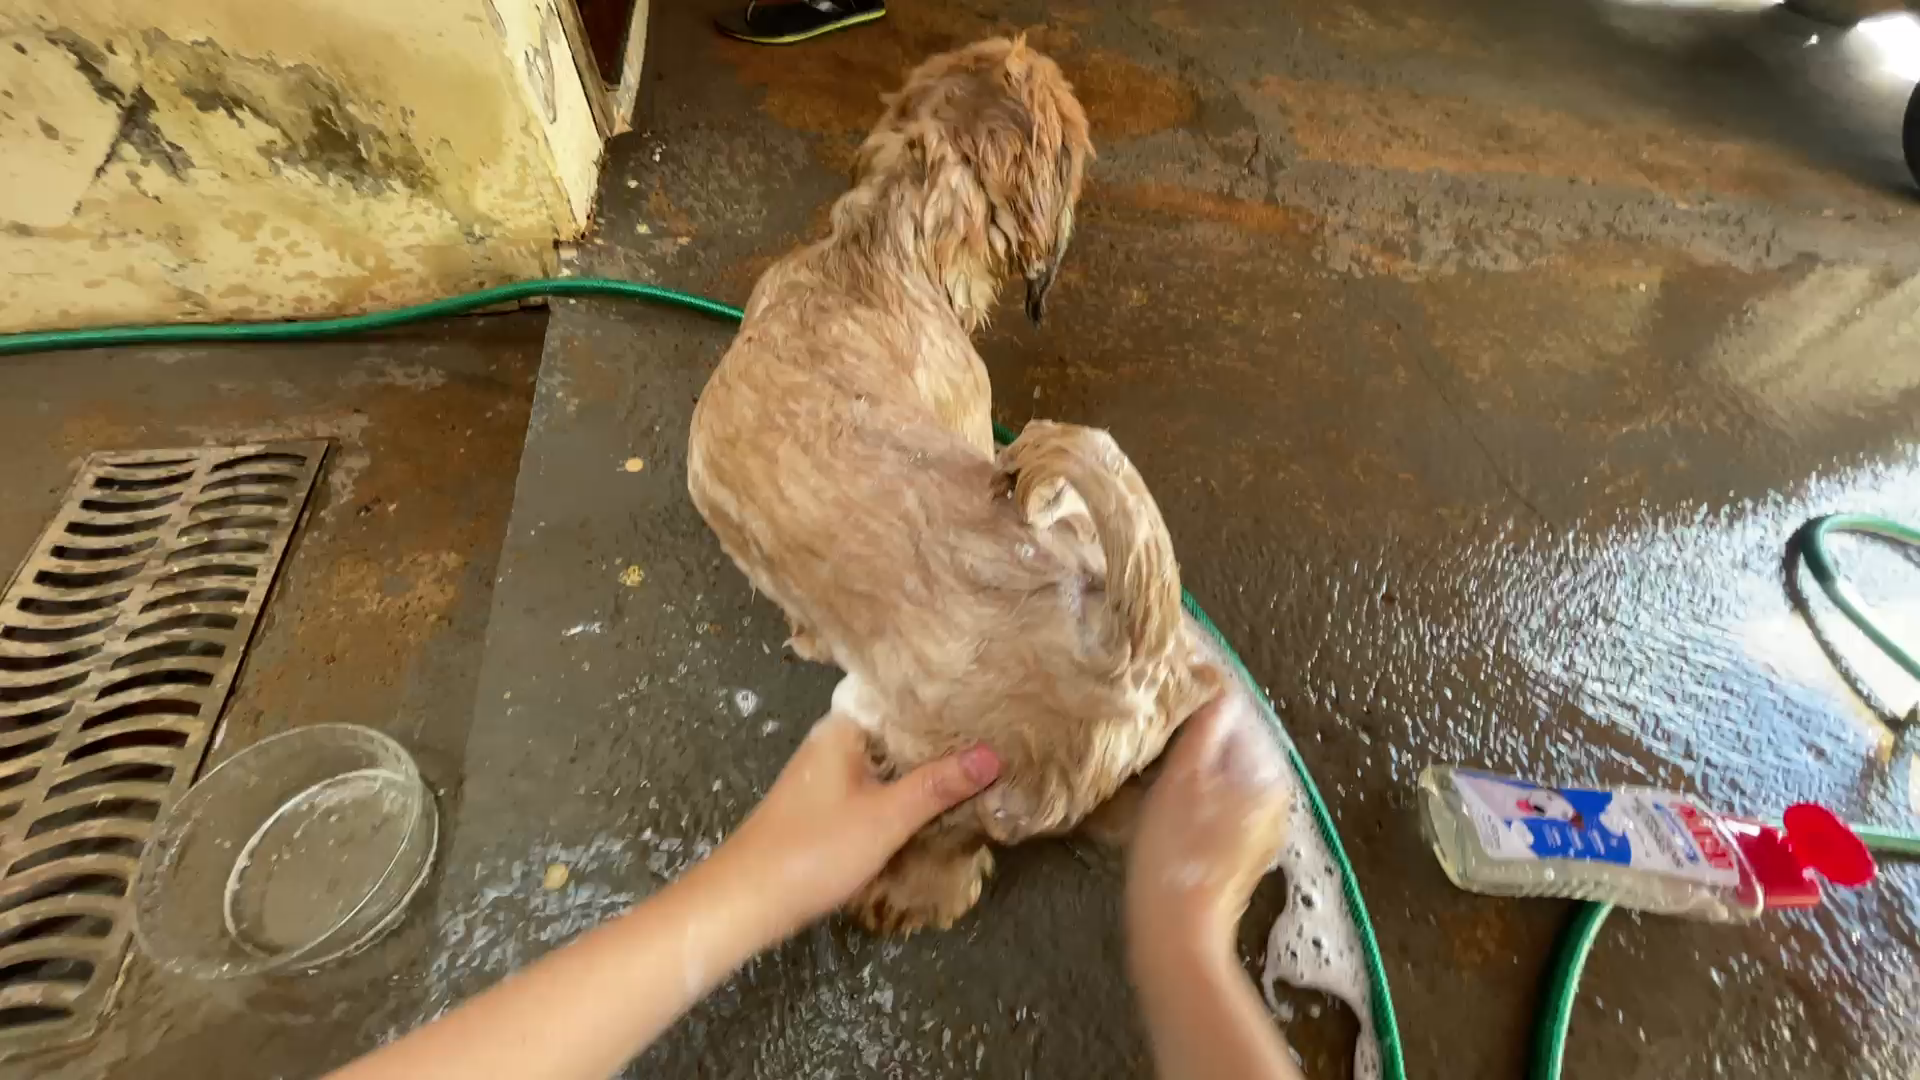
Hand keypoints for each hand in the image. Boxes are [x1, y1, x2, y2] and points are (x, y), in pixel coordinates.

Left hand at [708, 712, 1000, 940]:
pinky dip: (905, 785)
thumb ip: (939, 785)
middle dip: (939, 735)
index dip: (942, 698)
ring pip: (888, 758)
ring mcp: (830, 771)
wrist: (745, 901)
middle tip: (994, 731)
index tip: (984, 698)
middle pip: (897, 728)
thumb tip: (992, 755)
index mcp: (843, 726)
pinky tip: (935, 794)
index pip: (900, 696)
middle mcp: (835, 739)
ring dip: (924, 764)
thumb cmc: (815, 848)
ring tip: (976, 759)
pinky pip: (877, 781)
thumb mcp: (887, 817)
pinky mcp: (828, 801)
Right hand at [1127, 687, 1291, 949]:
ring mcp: (1261, 822)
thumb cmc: (1176, 848)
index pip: (1240, 712)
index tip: (1168, 689)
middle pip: (1233, 742)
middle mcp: (1276, 796)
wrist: (1175, 927)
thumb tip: (1216, 681)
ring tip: (1158, 756)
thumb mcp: (1184, 775)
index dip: (1202, 697)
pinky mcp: (1241, 843)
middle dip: (1198, 732)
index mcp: (1270, 775)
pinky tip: (1167, 794)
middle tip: (1157, 724)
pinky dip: (1196, 787)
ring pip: (1224, 769)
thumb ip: (1205, 725)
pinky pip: (1220, 796)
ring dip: (1194, 759)